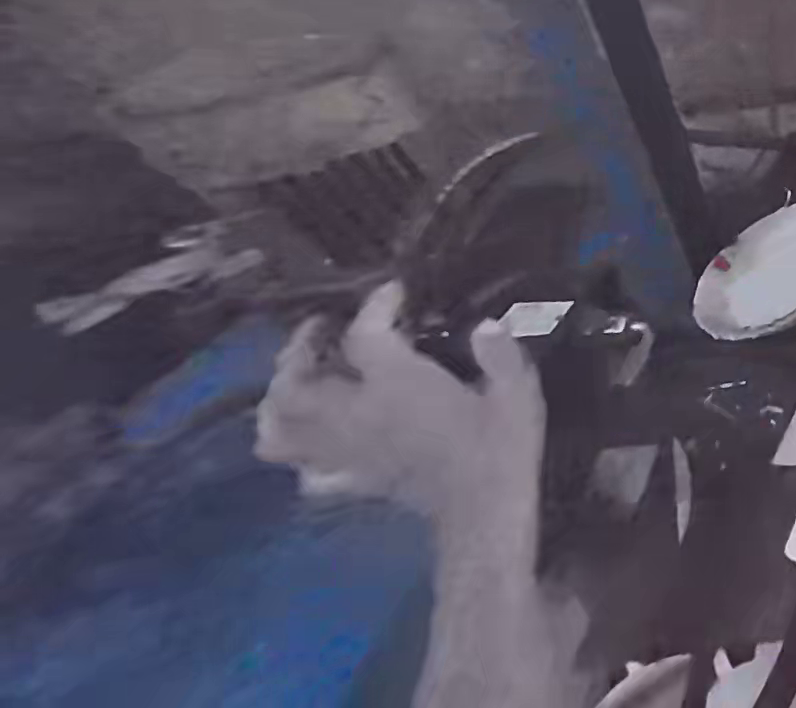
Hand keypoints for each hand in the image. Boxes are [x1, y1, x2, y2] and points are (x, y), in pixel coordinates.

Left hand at [255, 280, 545, 523]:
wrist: (485, 507)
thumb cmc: (504, 442)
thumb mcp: (517, 389)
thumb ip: (500, 353)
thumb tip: (485, 323)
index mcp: (399, 386)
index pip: (366, 337)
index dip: (375, 307)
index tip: (393, 289)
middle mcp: (357, 416)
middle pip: (296, 383)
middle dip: (300, 350)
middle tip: (321, 330)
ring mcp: (345, 451)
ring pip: (277, 428)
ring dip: (276, 400)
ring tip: (297, 381)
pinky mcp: (349, 478)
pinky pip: (300, 466)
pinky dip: (295, 449)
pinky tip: (313, 437)